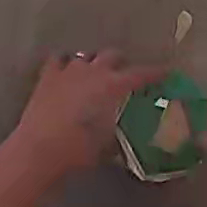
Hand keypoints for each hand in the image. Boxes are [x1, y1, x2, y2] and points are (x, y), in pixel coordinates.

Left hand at [11, 52, 160, 176]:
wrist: (39, 151)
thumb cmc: (78, 151)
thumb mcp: (107, 146)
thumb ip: (118, 135)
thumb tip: (122, 137)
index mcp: (114, 86)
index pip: (141, 74)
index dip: (156, 72)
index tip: (166, 71)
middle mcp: (94, 71)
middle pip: (113, 55)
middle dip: (121, 62)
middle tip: (124, 74)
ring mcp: (69, 70)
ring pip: (87, 55)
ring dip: (93, 62)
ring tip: (94, 73)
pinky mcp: (48, 75)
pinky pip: (59, 59)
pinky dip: (64, 63)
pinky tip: (65, 72)